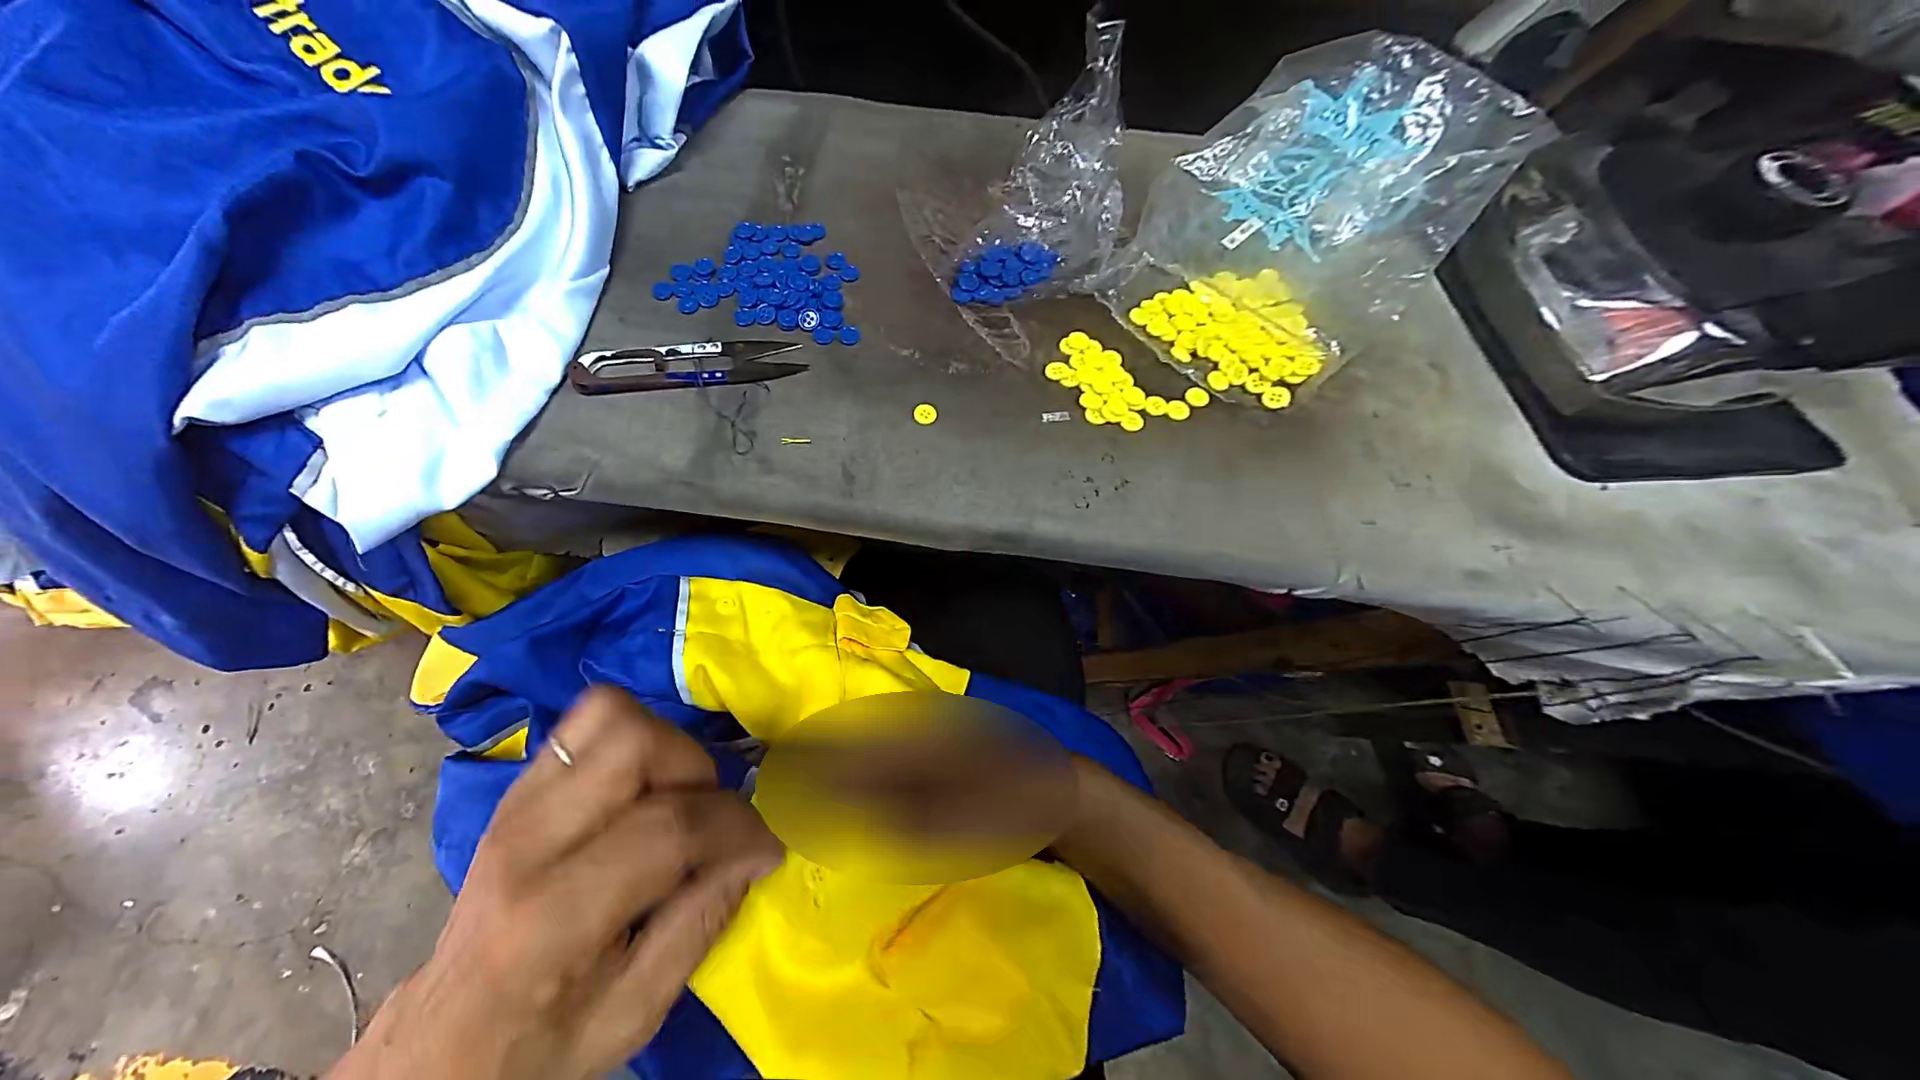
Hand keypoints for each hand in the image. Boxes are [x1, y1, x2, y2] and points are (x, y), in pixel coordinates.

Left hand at [328, 687, 783, 1079]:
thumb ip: (702, 920)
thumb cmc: (541, 1042)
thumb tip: (756, 849)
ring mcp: (516, 801)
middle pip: (636, 742)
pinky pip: (591, 721)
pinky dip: (636, 740)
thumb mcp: (635, 1011)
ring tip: (675, 802)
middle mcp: (527, 838)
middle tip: (709, 822)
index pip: (668, 827)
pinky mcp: (519, 786)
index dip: (737, 828)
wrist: (442, 1042)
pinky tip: (644, 791)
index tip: (766, 850)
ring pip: (612, 713)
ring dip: (667, 748)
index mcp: (551, 914)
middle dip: (696, 772)